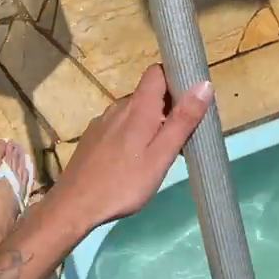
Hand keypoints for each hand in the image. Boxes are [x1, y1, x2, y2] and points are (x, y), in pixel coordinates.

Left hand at [42, 64, 212, 233]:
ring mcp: (101, 123)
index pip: (157, 73)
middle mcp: (117, 108)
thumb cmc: (123, 184)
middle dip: (167, 109)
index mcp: (137, 108)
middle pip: (147, 95)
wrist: (74, 205)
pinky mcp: (92, 138)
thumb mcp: (161, 156)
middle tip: (180, 139)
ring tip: (159, 155)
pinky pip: (118, 127)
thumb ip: (182, 121)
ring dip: (150, 124)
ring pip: (132, 113)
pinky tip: (133, 161)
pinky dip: (132, 135)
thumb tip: (204, 84)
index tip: (189, 103)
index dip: (175, 80)